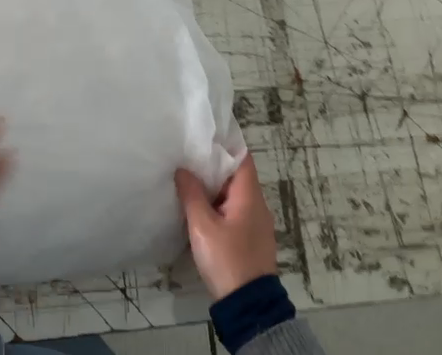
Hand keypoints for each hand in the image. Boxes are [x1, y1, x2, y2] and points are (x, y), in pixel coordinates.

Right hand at [175, 154, 277, 299]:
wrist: (248, 304)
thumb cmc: (227, 258)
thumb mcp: (203, 226)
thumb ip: (192, 195)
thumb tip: (183, 169)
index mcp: (249, 196)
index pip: (242, 158)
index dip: (225, 145)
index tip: (203, 136)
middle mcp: (258, 205)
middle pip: (237, 175)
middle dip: (214, 166)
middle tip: (188, 156)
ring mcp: (256, 223)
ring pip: (235, 195)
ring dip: (215, 188)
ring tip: (189, 178)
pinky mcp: (251, 239)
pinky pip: (235, 212)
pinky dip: (219, 205)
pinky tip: (201, 208)